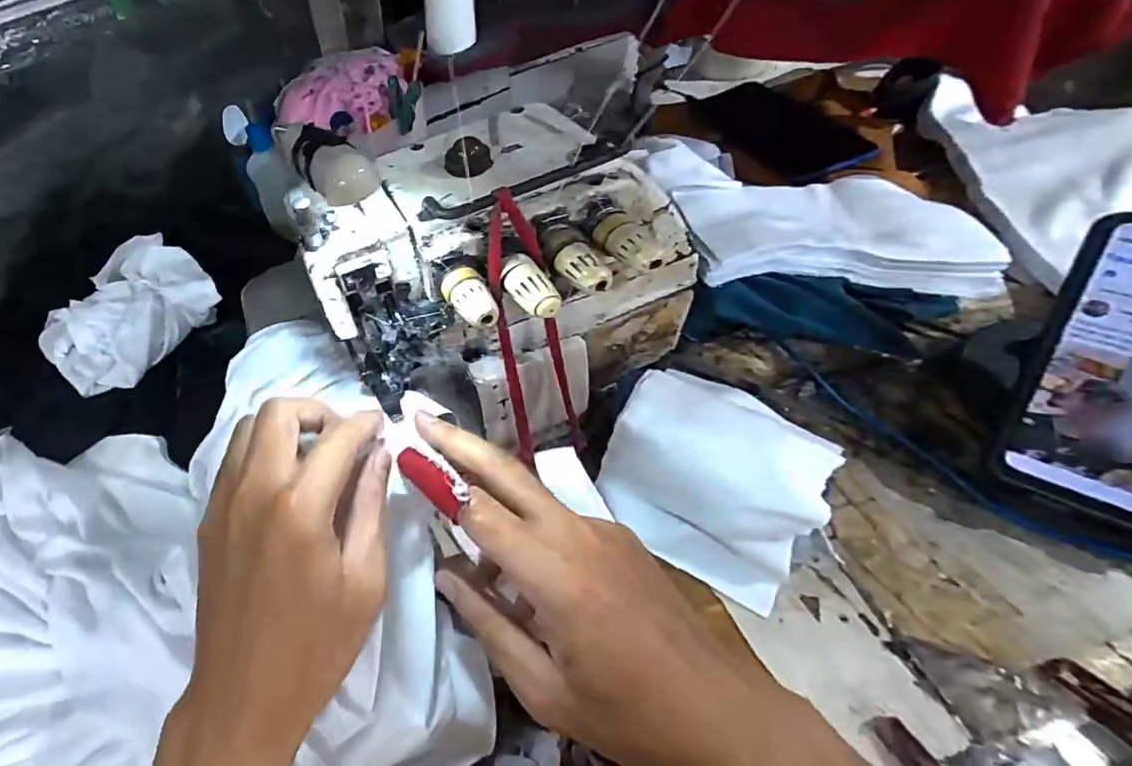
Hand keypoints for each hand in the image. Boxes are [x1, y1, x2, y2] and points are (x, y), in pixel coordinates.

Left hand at [155, 399, 393, 765]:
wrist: (242, 692)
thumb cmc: (315, 644)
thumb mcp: (364, 581)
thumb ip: (370, 506)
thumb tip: (377, 454)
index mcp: (299, 507)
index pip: (336, 437)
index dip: (363, 422)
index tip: (378, 422)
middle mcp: (254, 488)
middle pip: (279, 411)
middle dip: (317, 410)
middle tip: (342, 437)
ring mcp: (223, 498)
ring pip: (248, 426)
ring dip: (284, 426)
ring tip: (312, 454)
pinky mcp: (207, 513)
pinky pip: (233, 457)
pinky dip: (260, 449)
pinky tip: (283, 480)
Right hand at [417, 413, 862, 765]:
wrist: (728, 717)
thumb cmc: (631, 715)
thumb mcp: (547, 690)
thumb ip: (489, 625)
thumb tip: (447, 574)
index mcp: (557, 577)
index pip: (481, 512)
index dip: (438, 479)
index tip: (403, 451)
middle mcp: (578, 535)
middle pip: (506, 471)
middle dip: (458, 439)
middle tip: (419, 414)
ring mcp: (602, 529)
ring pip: (529, 492)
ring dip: (487, 485)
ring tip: (461, 530)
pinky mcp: (616, 536)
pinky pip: (555, 517)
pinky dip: (523, 525)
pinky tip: (519, 572)